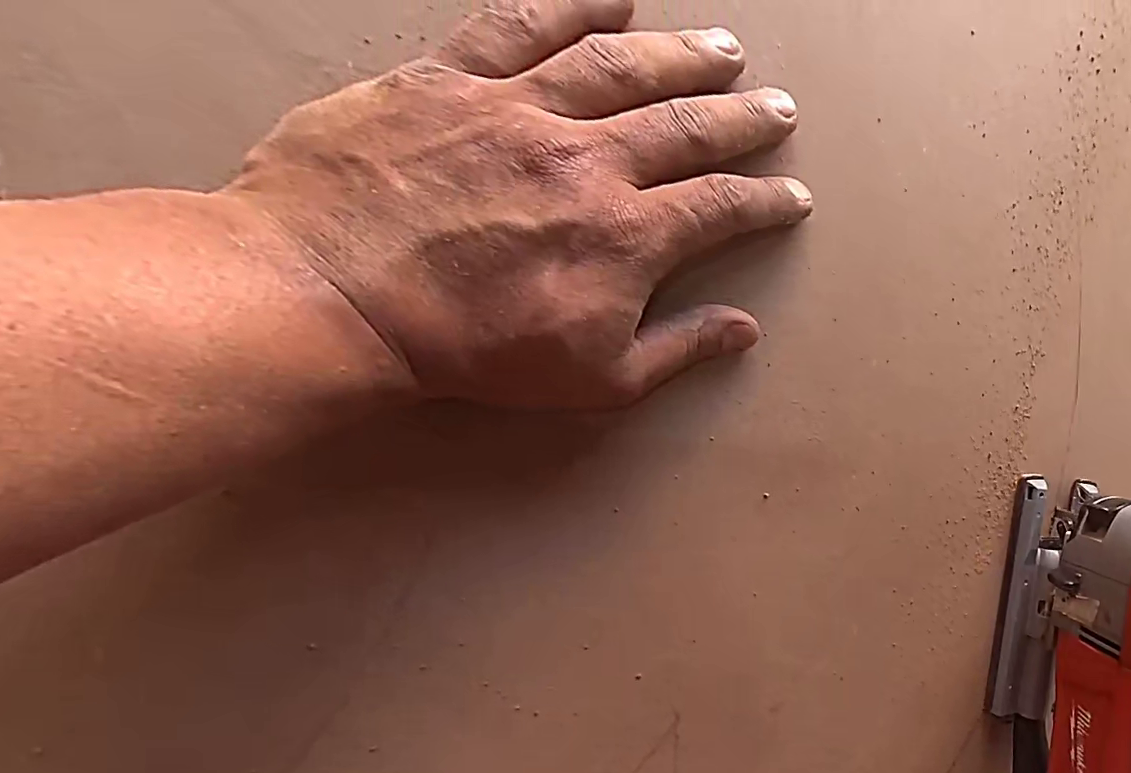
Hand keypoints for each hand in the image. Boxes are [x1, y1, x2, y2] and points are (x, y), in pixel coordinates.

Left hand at [222, 0, 811, 409]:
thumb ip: (682, 347)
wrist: (336, 299)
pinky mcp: (449, 82)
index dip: (766, 201)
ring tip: (723, 47)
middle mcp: (587, 162)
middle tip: (780, 107)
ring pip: (620, 67)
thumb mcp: (604, 377)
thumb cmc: (478, 351)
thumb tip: (743, 329)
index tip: (793, 196)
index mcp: (627, 238)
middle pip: (687, 127)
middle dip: (743, 118)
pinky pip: (518, 24)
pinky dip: (570, 3)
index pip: (721, 208)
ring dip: (682, 56)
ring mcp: (518, 113)